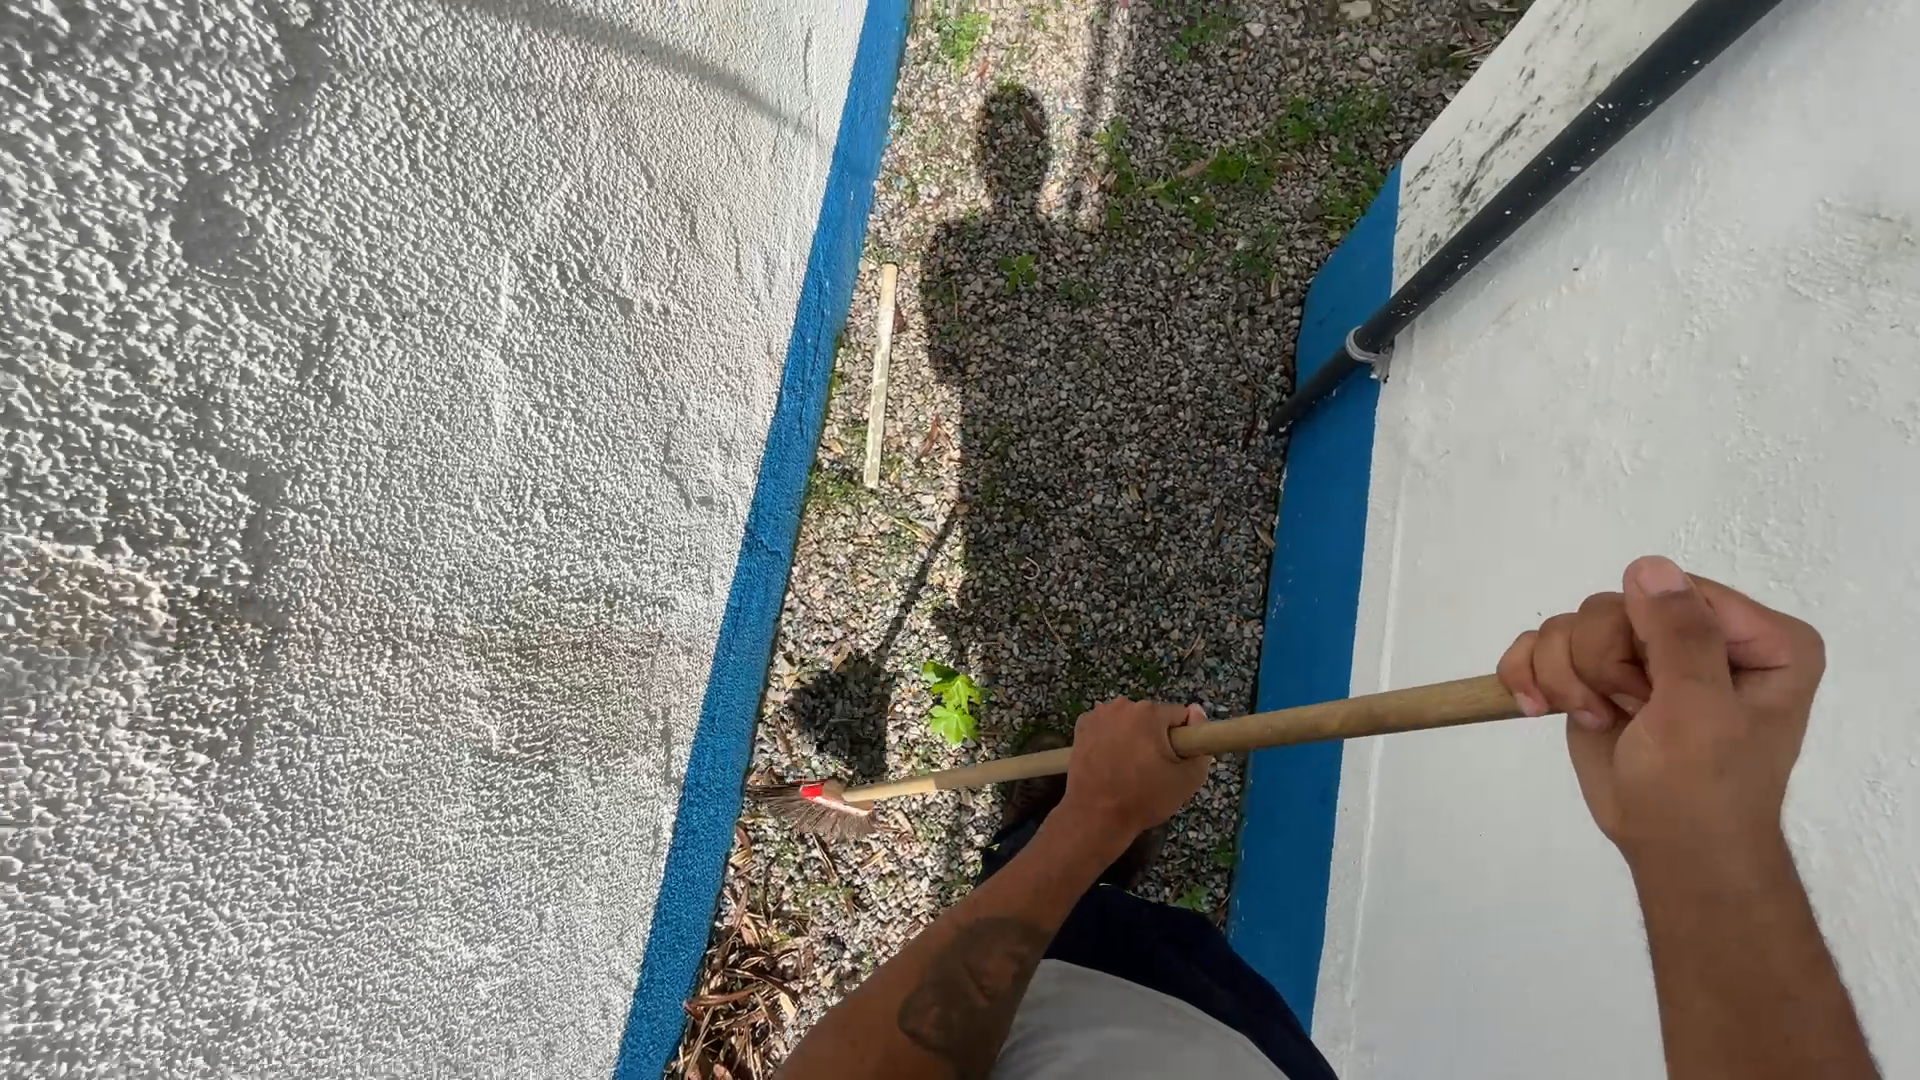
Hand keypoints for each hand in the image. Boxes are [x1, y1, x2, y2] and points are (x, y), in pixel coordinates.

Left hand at [1056, 698, 1210, 839]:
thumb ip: (1201, 746)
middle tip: (1153, 770)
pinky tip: (1110, 762)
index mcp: (1149, 712)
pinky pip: (1107, 728)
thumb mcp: (1187, 780)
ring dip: (1133, 738)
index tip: (1175, 762)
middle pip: (1152, 718)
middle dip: (1156, 738)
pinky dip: (1110, 739)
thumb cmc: (1144, 797)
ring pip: (1128, 722)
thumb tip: (1197, 713)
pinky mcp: (1081, 727)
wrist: (1095, 815)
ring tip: (1129, 769)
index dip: (1183, 740)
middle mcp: (1122, 705)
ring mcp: (1098, 714)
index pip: (1179, 717)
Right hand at [1497, 556, 1824, 868]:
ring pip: (1563, 628)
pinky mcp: (1591, 673)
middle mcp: (1695, 636)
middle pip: (1605, 609)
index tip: (1652, 691)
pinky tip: (1538, 708)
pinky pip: (1535, 645)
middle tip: (1621, 710)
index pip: (1669, 593)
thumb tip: (1648, 566)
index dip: (1641, 635)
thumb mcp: (1698, 712)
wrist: (1664, 842)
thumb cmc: (1701, 787)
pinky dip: (1526, 677)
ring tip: (1592, 720)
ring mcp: (1639, 654)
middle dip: (1593, 665)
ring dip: (1559, 678)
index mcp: (1753, 639)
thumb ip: (1680, 637)